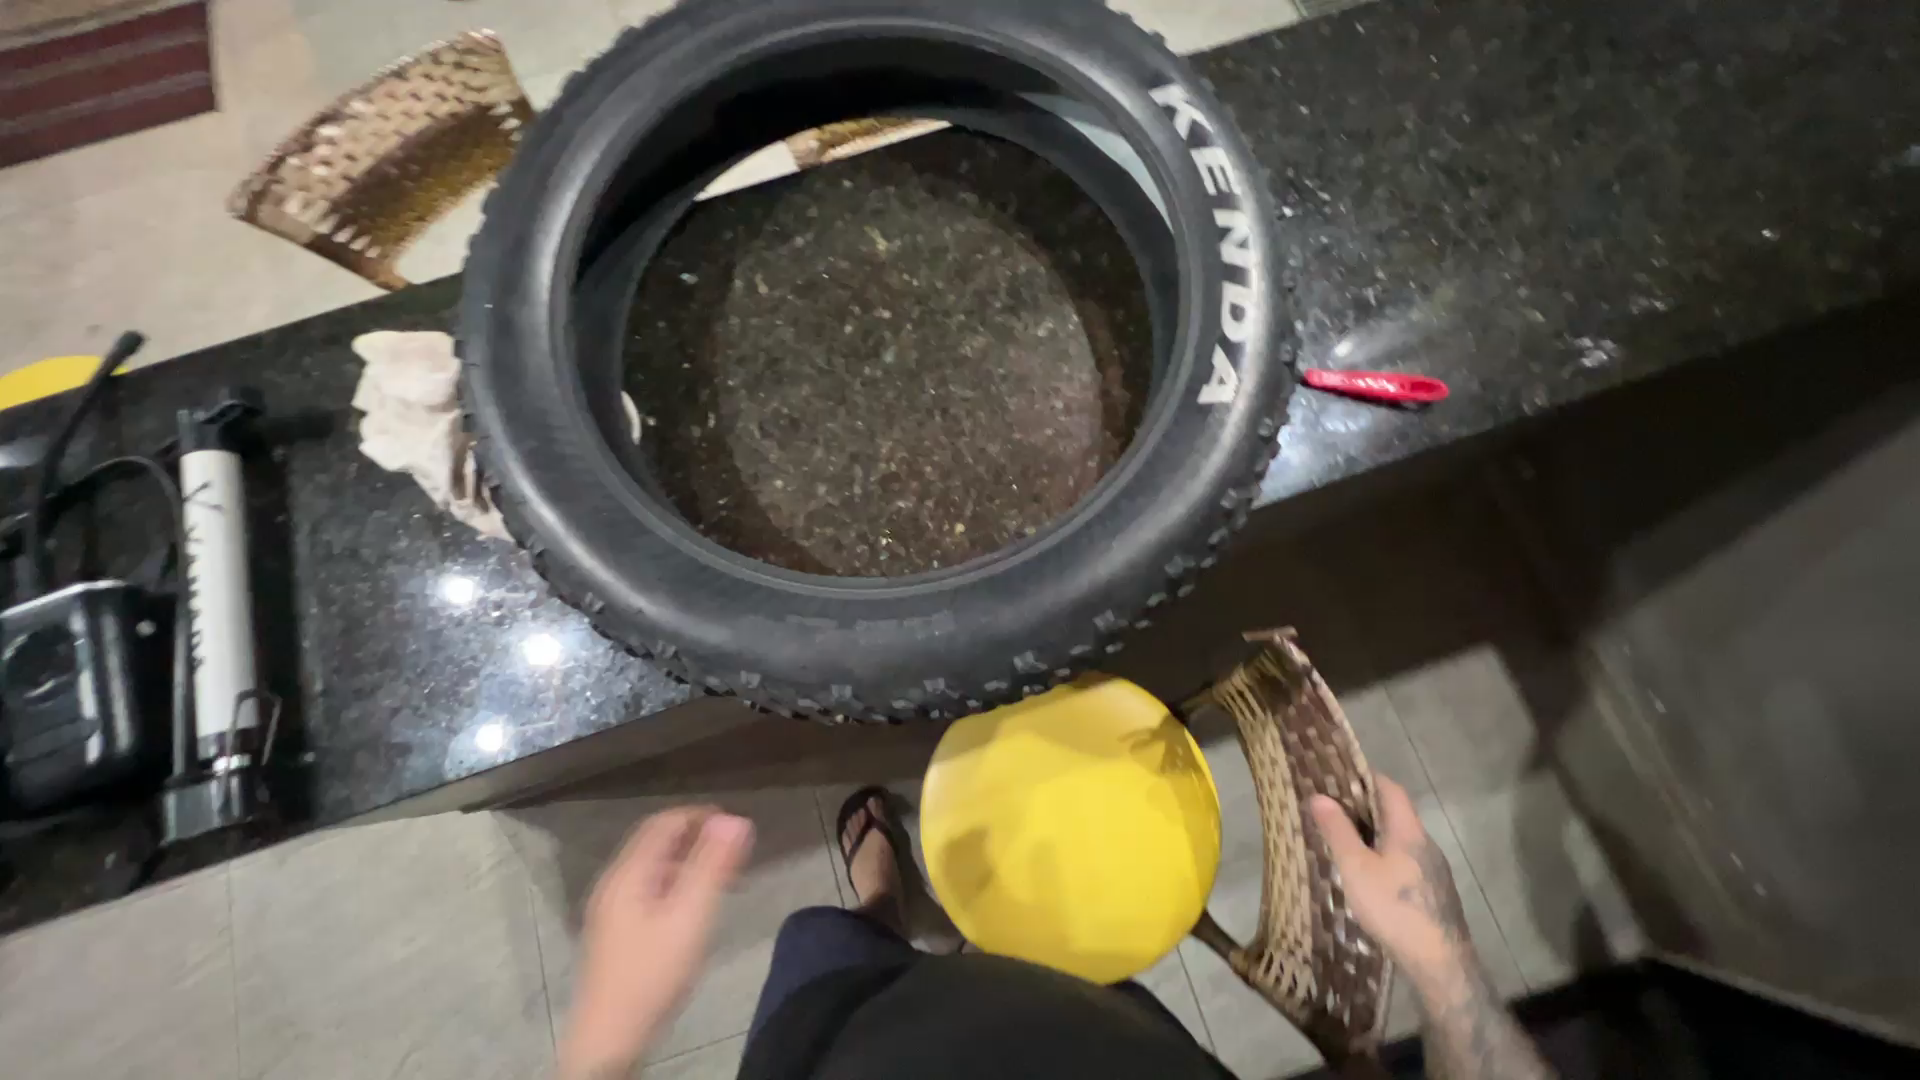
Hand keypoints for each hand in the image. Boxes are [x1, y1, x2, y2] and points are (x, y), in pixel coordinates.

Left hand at [558, 807, 754, 1079]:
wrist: (608, 1040)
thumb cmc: (653, 972)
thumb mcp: (691, 915)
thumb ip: (713, 866)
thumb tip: (736, 819)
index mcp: (629, 873)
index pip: (664, 822)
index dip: (701, 816)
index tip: (736, 827)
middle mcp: (615, 882)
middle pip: (657, 842)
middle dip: (696, 838)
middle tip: (733, 851)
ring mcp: (611, 908)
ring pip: (654, 866)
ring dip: (688, 862)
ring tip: (722, 877)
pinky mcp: (615, 930)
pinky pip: (649, 887)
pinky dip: (676, 882)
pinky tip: (694, 906)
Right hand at [1308, 777, 1472, 991]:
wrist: (1440, 964)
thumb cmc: (1394, 908)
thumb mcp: (1355, 867)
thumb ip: (1338, 831)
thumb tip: (1319, 796)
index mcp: (1409, 832)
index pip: (1391, 789)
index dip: (1367, 777)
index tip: (1339, 775)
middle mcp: (1426, 844)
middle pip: (1396, 813)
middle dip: (1365, 806)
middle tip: (1332, 808)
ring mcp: (1434, 870)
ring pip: (1401, 839)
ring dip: (1374, 833)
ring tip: (1344, 840)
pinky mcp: (1435, 892)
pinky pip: (1406, 860)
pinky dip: (1384, 855)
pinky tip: (1368, 874)